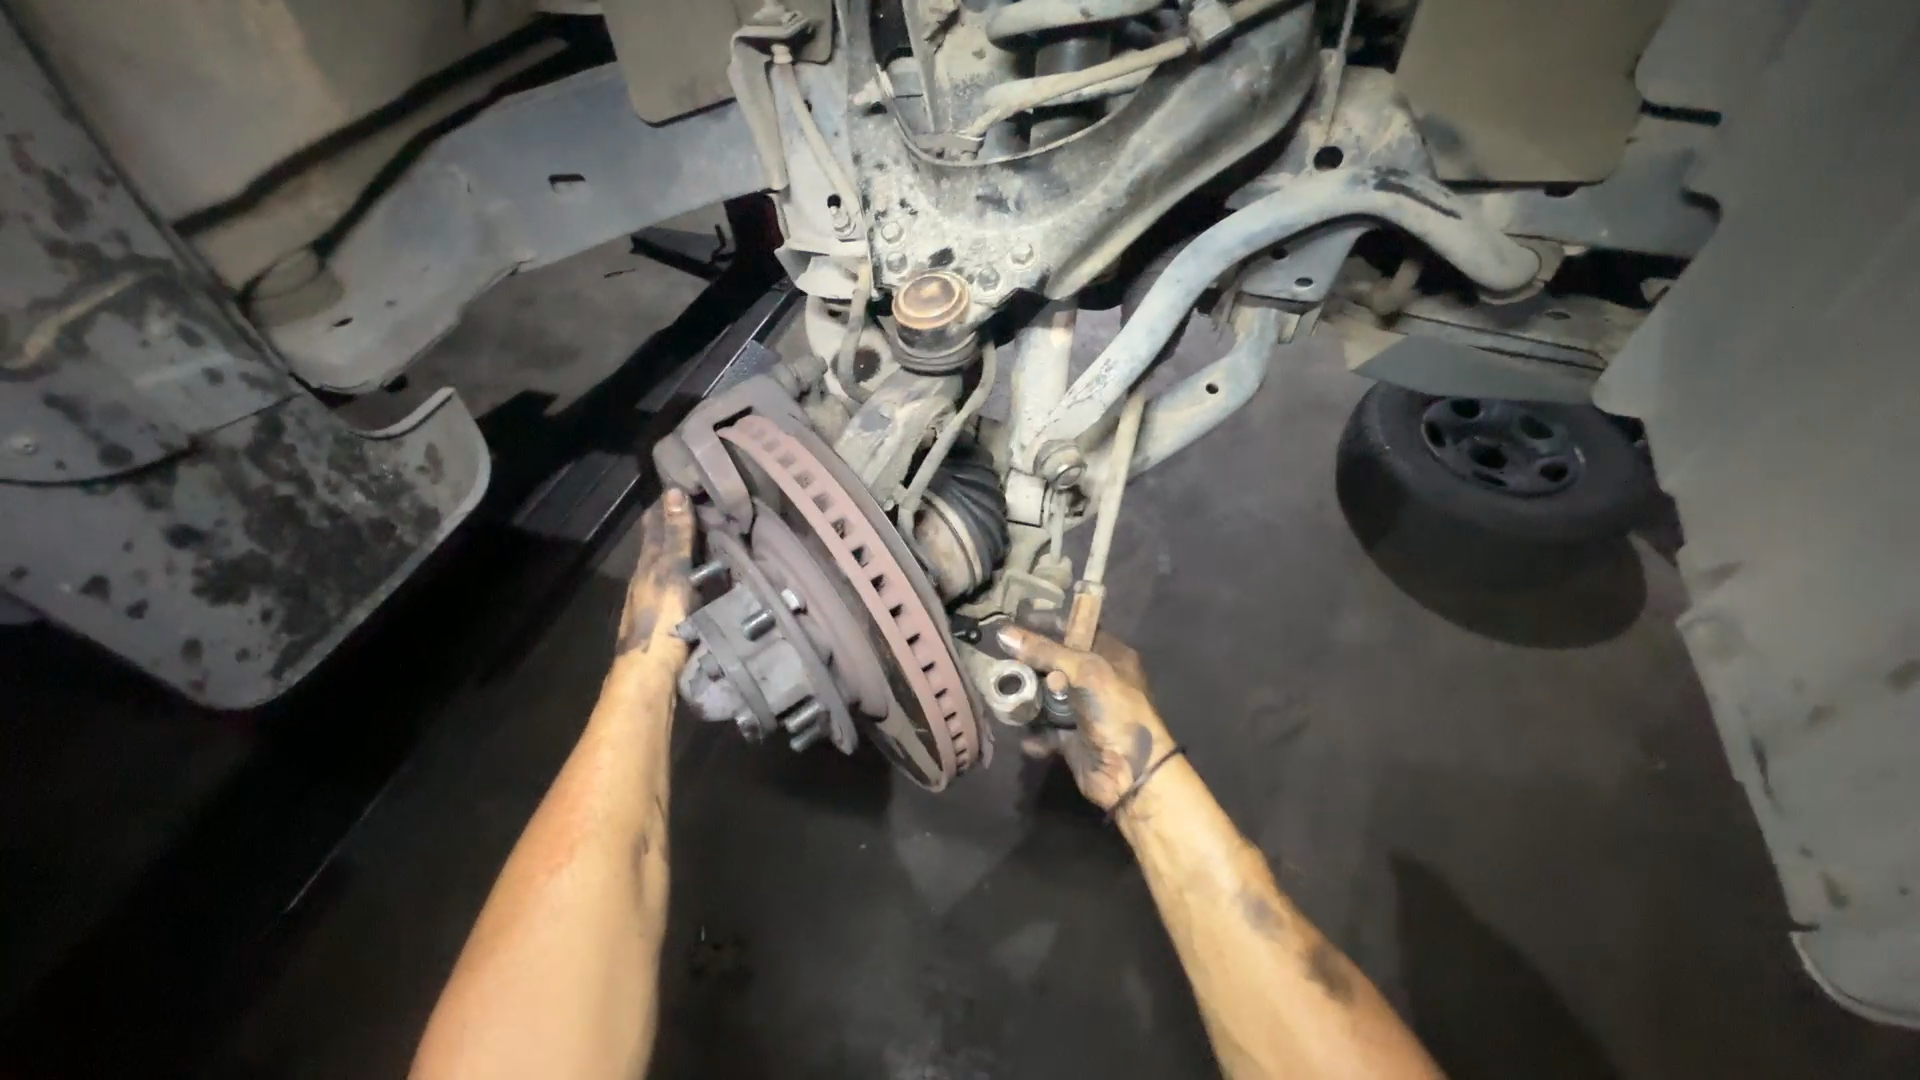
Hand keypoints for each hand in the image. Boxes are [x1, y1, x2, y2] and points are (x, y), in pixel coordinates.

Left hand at [613, 488, 697, 668]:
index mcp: (647, 565)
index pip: (656, 527)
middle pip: (663, 548)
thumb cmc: (662, 617)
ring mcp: (658, 604)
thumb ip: (677, 537)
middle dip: (679, 529)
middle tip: (704, 509)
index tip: (685, 485)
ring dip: (690, 556)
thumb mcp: (672, 571)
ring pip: (673, 570)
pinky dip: (697, 579)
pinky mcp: (671, 622)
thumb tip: (674, 491)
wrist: (652, 672)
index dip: (667, 507)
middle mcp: (648, 581)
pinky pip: (686, 590)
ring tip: (714, 542)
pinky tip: (710, 581)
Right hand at [998, 625, 1175, 810]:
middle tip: (1000, 657)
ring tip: (1001, 691)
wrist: (1132, 772)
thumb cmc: (1115, 710)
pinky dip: (1033, 732)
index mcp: (1109, 656)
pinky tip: (1019, 730)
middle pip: (1056, 664)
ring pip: (1047, 698)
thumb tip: (1004, 632)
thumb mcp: (1084, 671)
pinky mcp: (1072, 739)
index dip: (1046, 623)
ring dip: (1027, 697)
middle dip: (1029, 662)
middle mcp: (1096, 680)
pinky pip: (1046, 730)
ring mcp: (1084, 711)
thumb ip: (1045, 651)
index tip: (1015, 621)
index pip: (1074, 629)